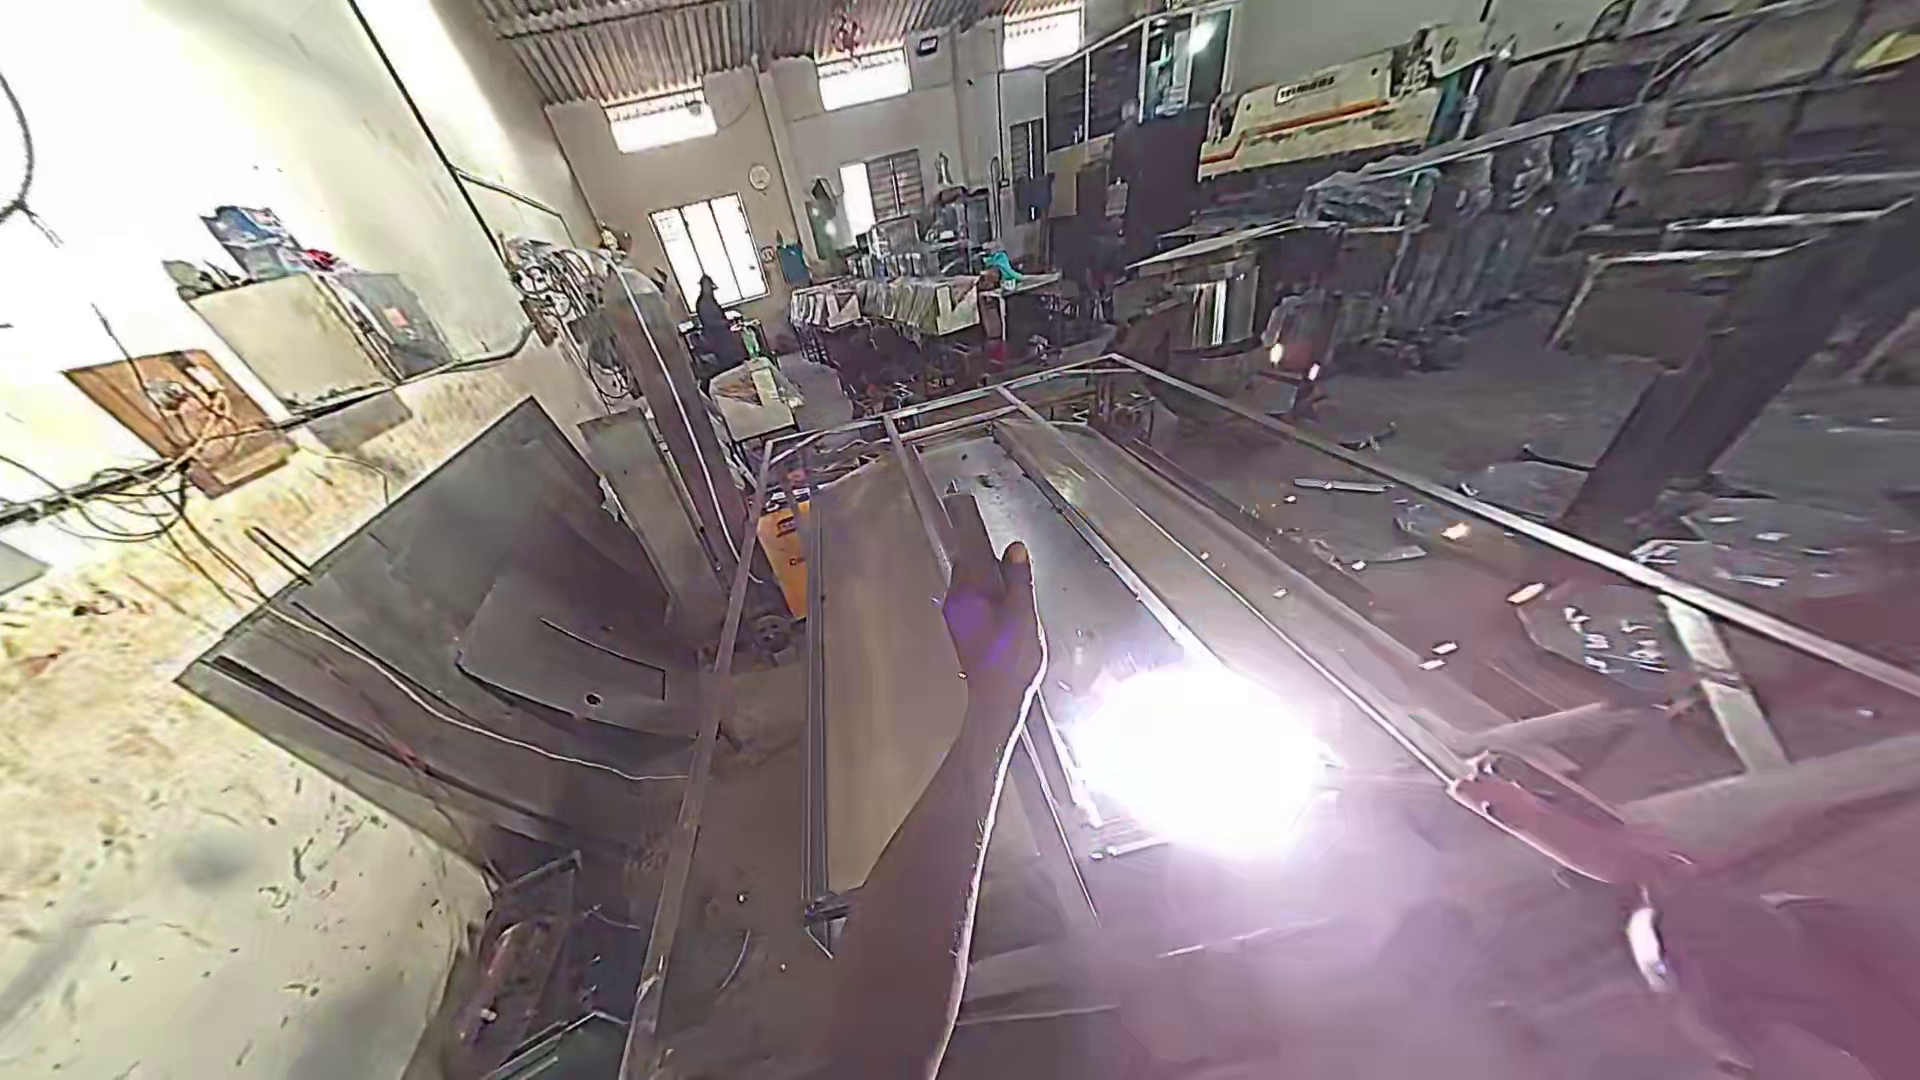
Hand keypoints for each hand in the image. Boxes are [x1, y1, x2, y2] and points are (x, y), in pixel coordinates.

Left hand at [940, 494, 1044, 724]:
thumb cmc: (1010, 660)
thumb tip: (1016, 550)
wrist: (996, 699)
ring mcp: (956, 615)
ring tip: (1000, 564)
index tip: (963, 506)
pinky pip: (970, 596)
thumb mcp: (1023, 613)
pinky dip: (982, 588)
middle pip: (966, 563)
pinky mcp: (961, 627)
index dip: (967, 526)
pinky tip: (998, 595)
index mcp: (970, 592)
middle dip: (978, 549)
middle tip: (985, 531)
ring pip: (968, 580)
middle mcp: (956, 600)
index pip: (967, 549)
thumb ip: (1019, 578)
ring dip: (982, 570)